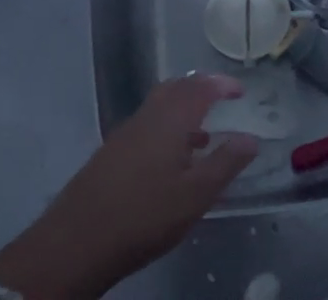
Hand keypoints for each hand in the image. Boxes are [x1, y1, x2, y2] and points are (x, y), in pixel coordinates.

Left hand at [0, 74, 258, 299]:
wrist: (76, 242)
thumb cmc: (145, 215)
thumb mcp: (196, 194)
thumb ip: (226, 163)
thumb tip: (250, 137)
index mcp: (170, 119)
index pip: (201, 87)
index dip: (223, 84)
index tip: (241, 90)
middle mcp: (146, 117)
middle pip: (175, 88)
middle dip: (200, 89)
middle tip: (221, 98)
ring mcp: (124, 134)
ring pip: (158, 107)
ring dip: (183, 110)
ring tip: (204, 134)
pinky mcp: (110, 154)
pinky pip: (146, 126)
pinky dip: (166, 129)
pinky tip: (171, 161)